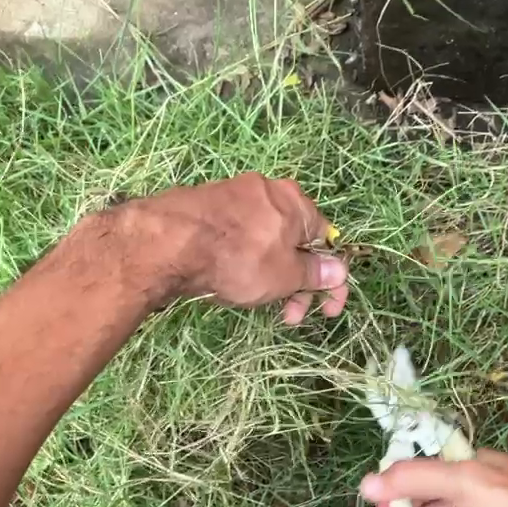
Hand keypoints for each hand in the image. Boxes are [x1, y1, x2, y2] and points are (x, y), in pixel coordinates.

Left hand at [117, 173, 349, 322]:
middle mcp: (268, 191)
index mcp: (295, 202)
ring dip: (273, 276)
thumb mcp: (285, 275)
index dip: (332, 279)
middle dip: (299, 283)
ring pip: (267, 242)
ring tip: (259, 302)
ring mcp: (235, 196)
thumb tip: (338, 270)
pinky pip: (241, 238)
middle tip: (291, 315)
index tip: (327, 310)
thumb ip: (314, 274)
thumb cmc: (238, 260)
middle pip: (295, 242)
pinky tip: (234, 281)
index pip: (326, 240)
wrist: (169, 243)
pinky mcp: (208, 207)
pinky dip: (247, 262)